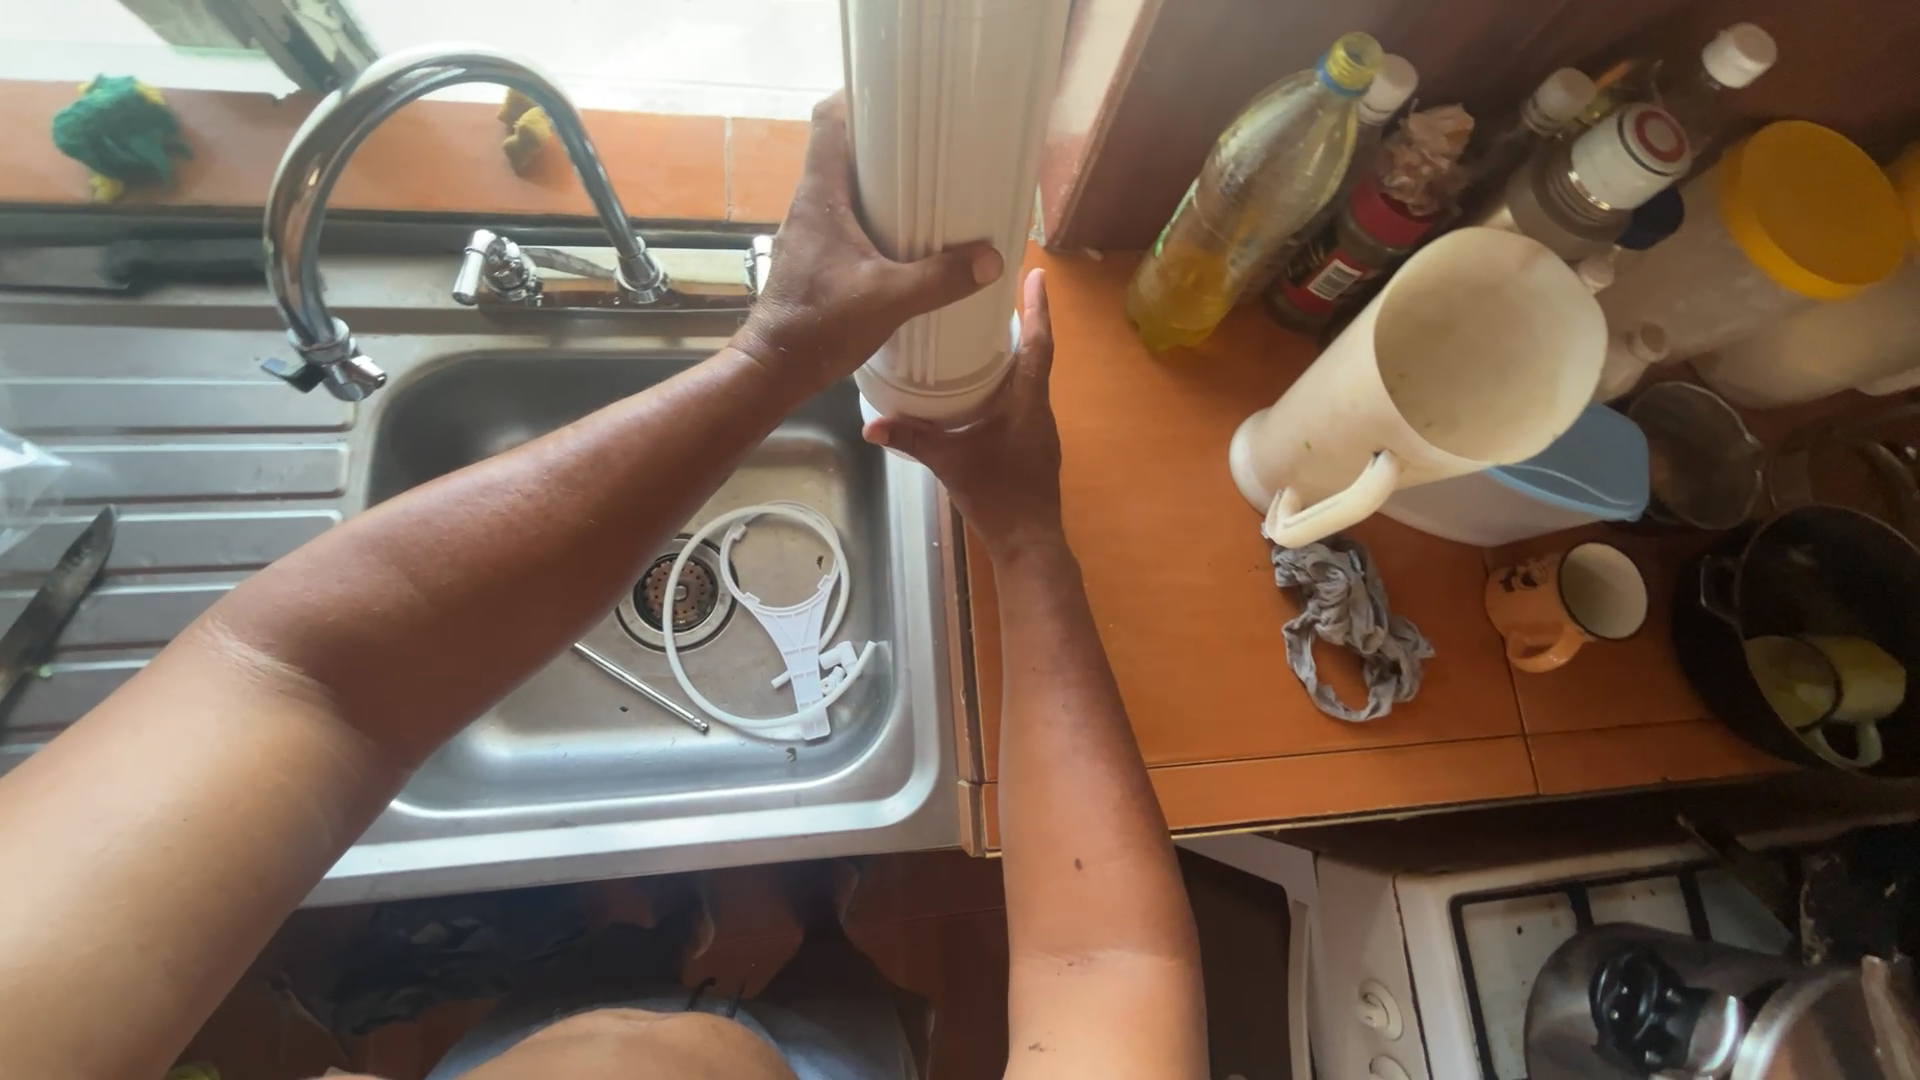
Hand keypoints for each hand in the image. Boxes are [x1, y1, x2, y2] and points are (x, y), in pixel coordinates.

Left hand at [733, 93, 1003, 395]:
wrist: (775, 368)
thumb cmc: (821, 325)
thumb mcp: (889, 300)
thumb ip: (940, 279)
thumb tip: (991, 260)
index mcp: (819, 196)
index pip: (828, 120)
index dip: (860, 100)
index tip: (899, 102)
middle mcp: (808, 206)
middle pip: (842, 153)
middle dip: (883, 146)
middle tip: (928, 150)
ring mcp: (808, 235)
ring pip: (844, 192)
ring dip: (878, 188)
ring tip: (924, 193)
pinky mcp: (813, 262)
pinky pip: (845, 226)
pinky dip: (872, 223)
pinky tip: (902, 244)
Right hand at [863, 268, 1063, 558]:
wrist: (1029, 541)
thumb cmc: (997, 497)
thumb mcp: (950, 464)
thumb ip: (912, 440)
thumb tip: (869, 425)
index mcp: (1027, 403)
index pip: (1038, 345)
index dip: (1038, 309)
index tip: (1036, 274)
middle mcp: (1040, 410)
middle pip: (1037, 357)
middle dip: (1023, 325)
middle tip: (995, 298)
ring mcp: (1041, 430)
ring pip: (1031, 381)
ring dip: (1016, 356)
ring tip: (986, 335)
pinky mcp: (1036, 447)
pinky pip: (1025, 402)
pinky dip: (1010, 386)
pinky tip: (985, 390)